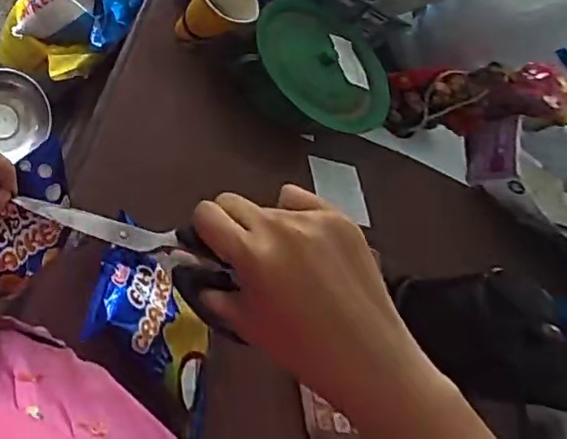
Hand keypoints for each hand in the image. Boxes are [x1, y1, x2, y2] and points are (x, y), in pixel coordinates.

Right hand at [191, 187, 451, 425]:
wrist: (375, 366)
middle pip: (231, 200)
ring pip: (266, 204)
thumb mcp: (245, 324)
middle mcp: (278, 228)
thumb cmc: (306, 352)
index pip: (205, 212)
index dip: (204, 229)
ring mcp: (311, 220)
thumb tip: (190, 268)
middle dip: (230, 224)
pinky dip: (295, 214)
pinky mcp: (338, 218)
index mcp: (251, 253)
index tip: (213, 246)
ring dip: (265, 225)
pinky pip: (298, 199)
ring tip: (286, 258)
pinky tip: (306, 243)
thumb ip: (211, 290)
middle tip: (245, 253)